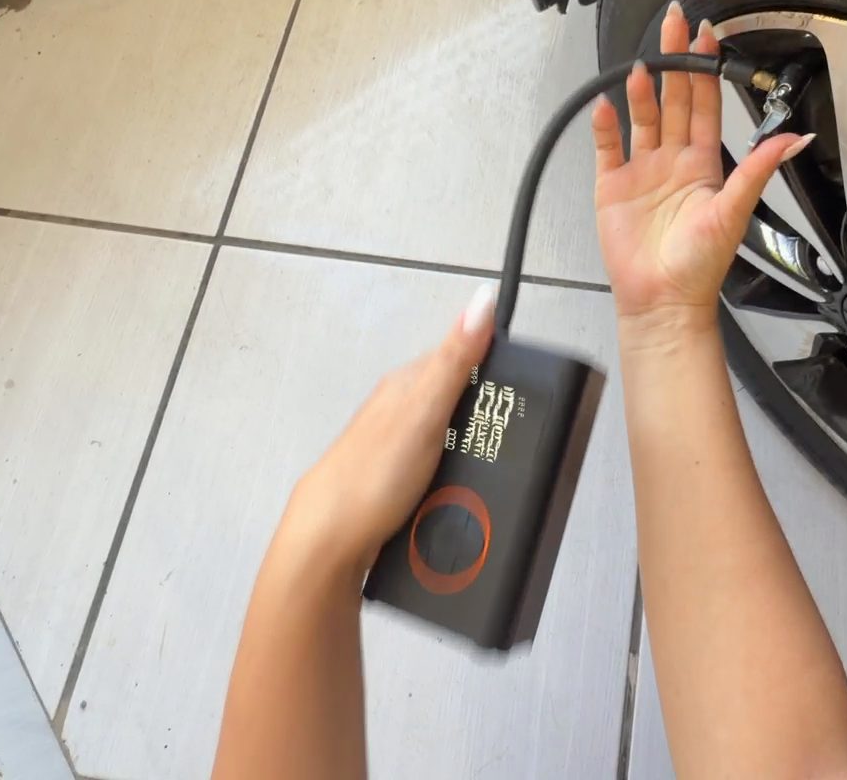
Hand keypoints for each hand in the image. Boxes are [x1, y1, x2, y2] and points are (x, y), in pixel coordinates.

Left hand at [274, 283, 497, 579]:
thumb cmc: (367, 479)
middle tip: (497, 448)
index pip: (462, 357)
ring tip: (476, 481)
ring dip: (470, 461)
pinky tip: (456, 497)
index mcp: (406, 384)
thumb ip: (455, 360)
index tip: (519, 391)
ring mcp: (398, 446)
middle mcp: (400, 410)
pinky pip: (441, 473)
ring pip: (452, 442)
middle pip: (460, 404)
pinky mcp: (399, 478)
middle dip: (484, 426)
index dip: (494, 370)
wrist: (328, 546)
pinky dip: (454, 483)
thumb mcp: (424, 414)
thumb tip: (481, 301)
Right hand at [592, 2, 812, 332]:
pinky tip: (604, 105)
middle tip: (671, 24)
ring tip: (639, 66)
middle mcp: (673, 160)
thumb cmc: (699, 264)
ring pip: (642, 119)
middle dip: (673, 61)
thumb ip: (758, 170)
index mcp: (704, 163)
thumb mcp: (734, 212)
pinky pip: (608, 148)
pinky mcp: (613, 186)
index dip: (704, 70)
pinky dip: (605, 126)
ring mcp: (642, 171)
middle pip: (673, 100)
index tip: (704, 37)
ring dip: (640, 91)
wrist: (662, 298)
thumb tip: (794, 139)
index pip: (705, 105)